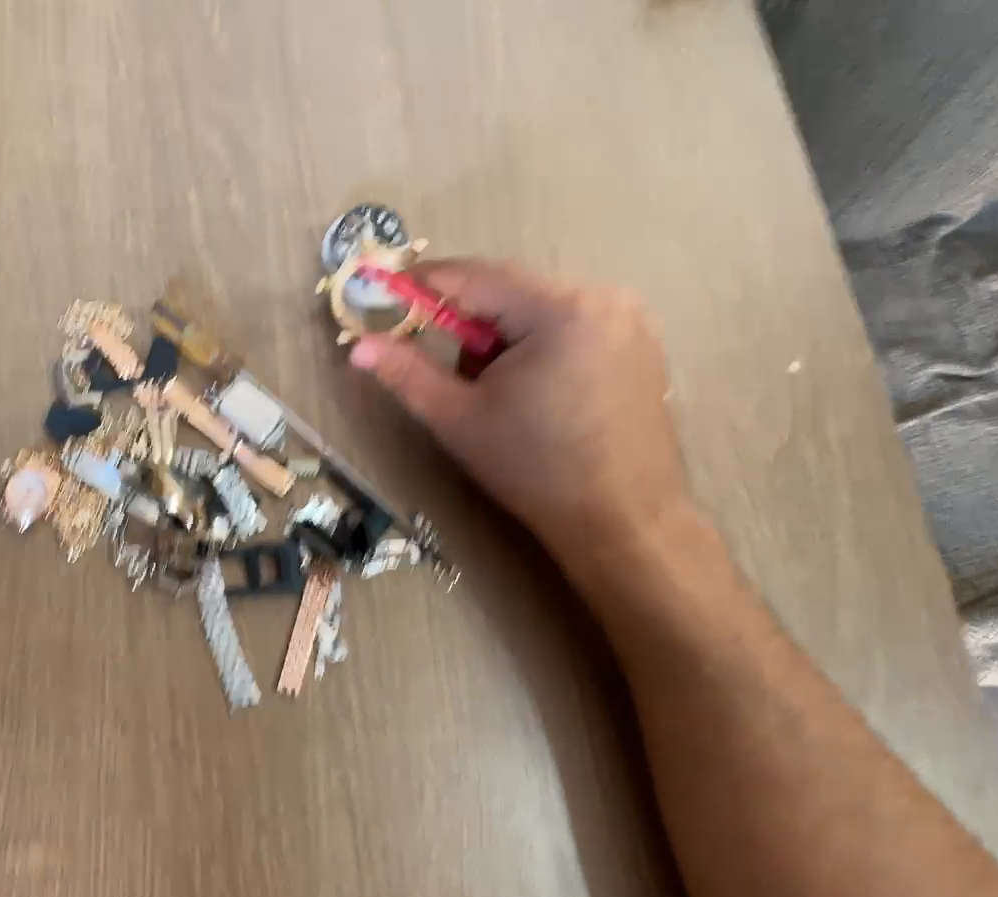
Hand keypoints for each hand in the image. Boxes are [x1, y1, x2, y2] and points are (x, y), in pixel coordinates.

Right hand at [349, 259, 689, 570]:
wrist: (620, 518)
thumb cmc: (531, 469)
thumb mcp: (457, 418)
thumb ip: (406, 373)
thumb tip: (357, 346)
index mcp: (558, 310)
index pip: (475, 277)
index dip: (425, 283)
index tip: (387, 291)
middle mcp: (603, 297)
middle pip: (510, 293)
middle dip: (471, 327)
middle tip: (456, 377)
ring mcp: (630, 319)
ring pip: (539, 310)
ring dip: (505, 339)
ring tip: (502, 396)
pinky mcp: (640, 343)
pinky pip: (572, 326)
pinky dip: (540, 348)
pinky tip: (539, 396)